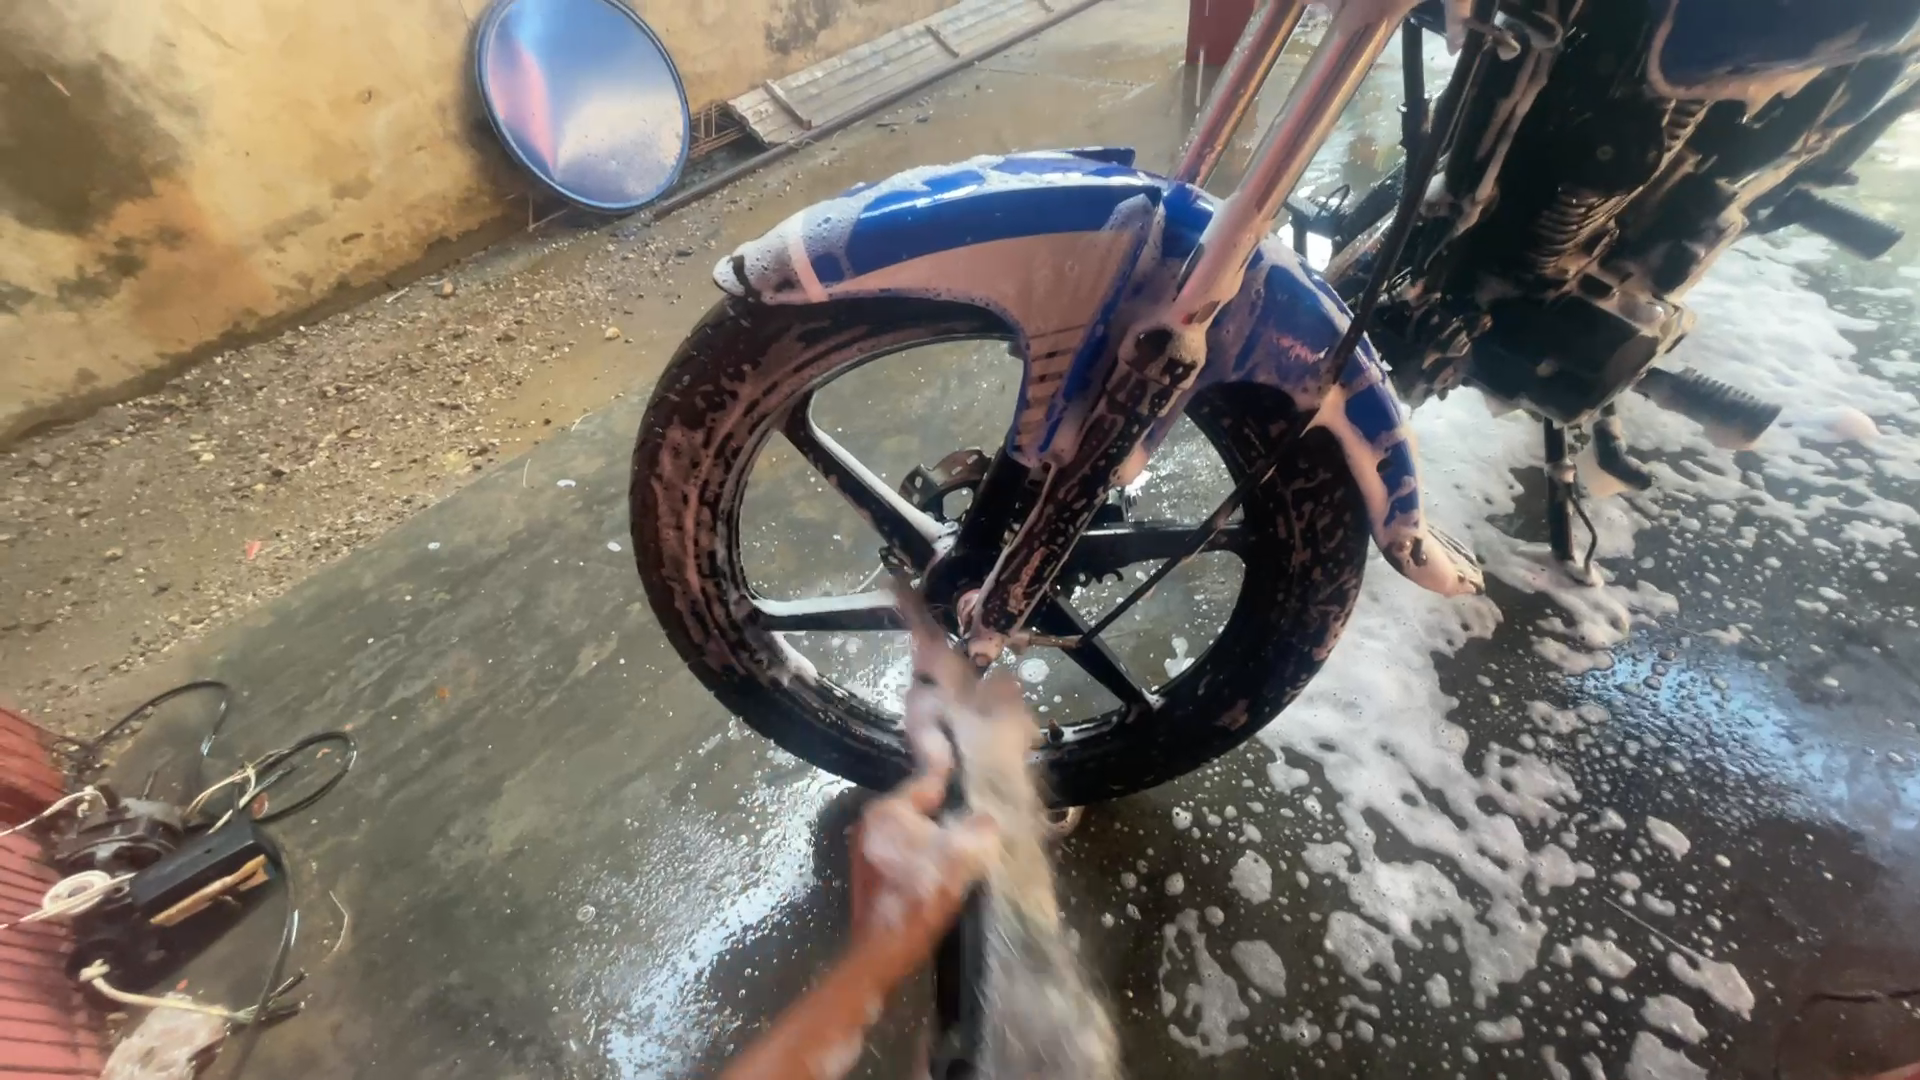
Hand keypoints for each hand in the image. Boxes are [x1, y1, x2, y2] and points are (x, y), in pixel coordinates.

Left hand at [847, 767, 996, 988]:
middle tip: (974, 814)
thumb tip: (989, 817)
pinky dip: (920, 853)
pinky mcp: (866, 873)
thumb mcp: (960, 858)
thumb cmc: (918, 898)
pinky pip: (901, 850)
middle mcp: (870, 822)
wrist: (880, 955)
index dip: (953, 776)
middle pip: (919, 806)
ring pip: (910, 829)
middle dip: (945, 811)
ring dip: (933, 835)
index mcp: (888, 809)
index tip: (972, 768)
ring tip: (961, 841)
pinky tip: (938, 867)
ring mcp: (864, 848)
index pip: (928, 781)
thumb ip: (979, 829)